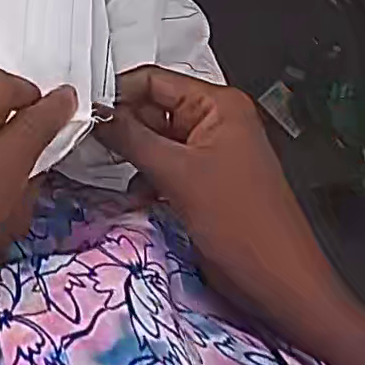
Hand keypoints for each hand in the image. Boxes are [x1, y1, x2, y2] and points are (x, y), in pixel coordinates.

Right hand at [94, 66, 341, 325]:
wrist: (279, 284)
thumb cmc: (241, 223)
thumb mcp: (178, 174)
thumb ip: (132, 138)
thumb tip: (97, 114)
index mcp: (218, 104)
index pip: (155, 80)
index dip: (118, 91)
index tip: (84, 109)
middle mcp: (213, 119)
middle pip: (152, 107)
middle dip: (123, 126)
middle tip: (90, 141)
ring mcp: (207, 150)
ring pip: (154, 137)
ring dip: (132, 154)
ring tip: (111, 170)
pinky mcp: (200, 178)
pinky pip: (162, 163)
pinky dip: (145, 175)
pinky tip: (135, 194)